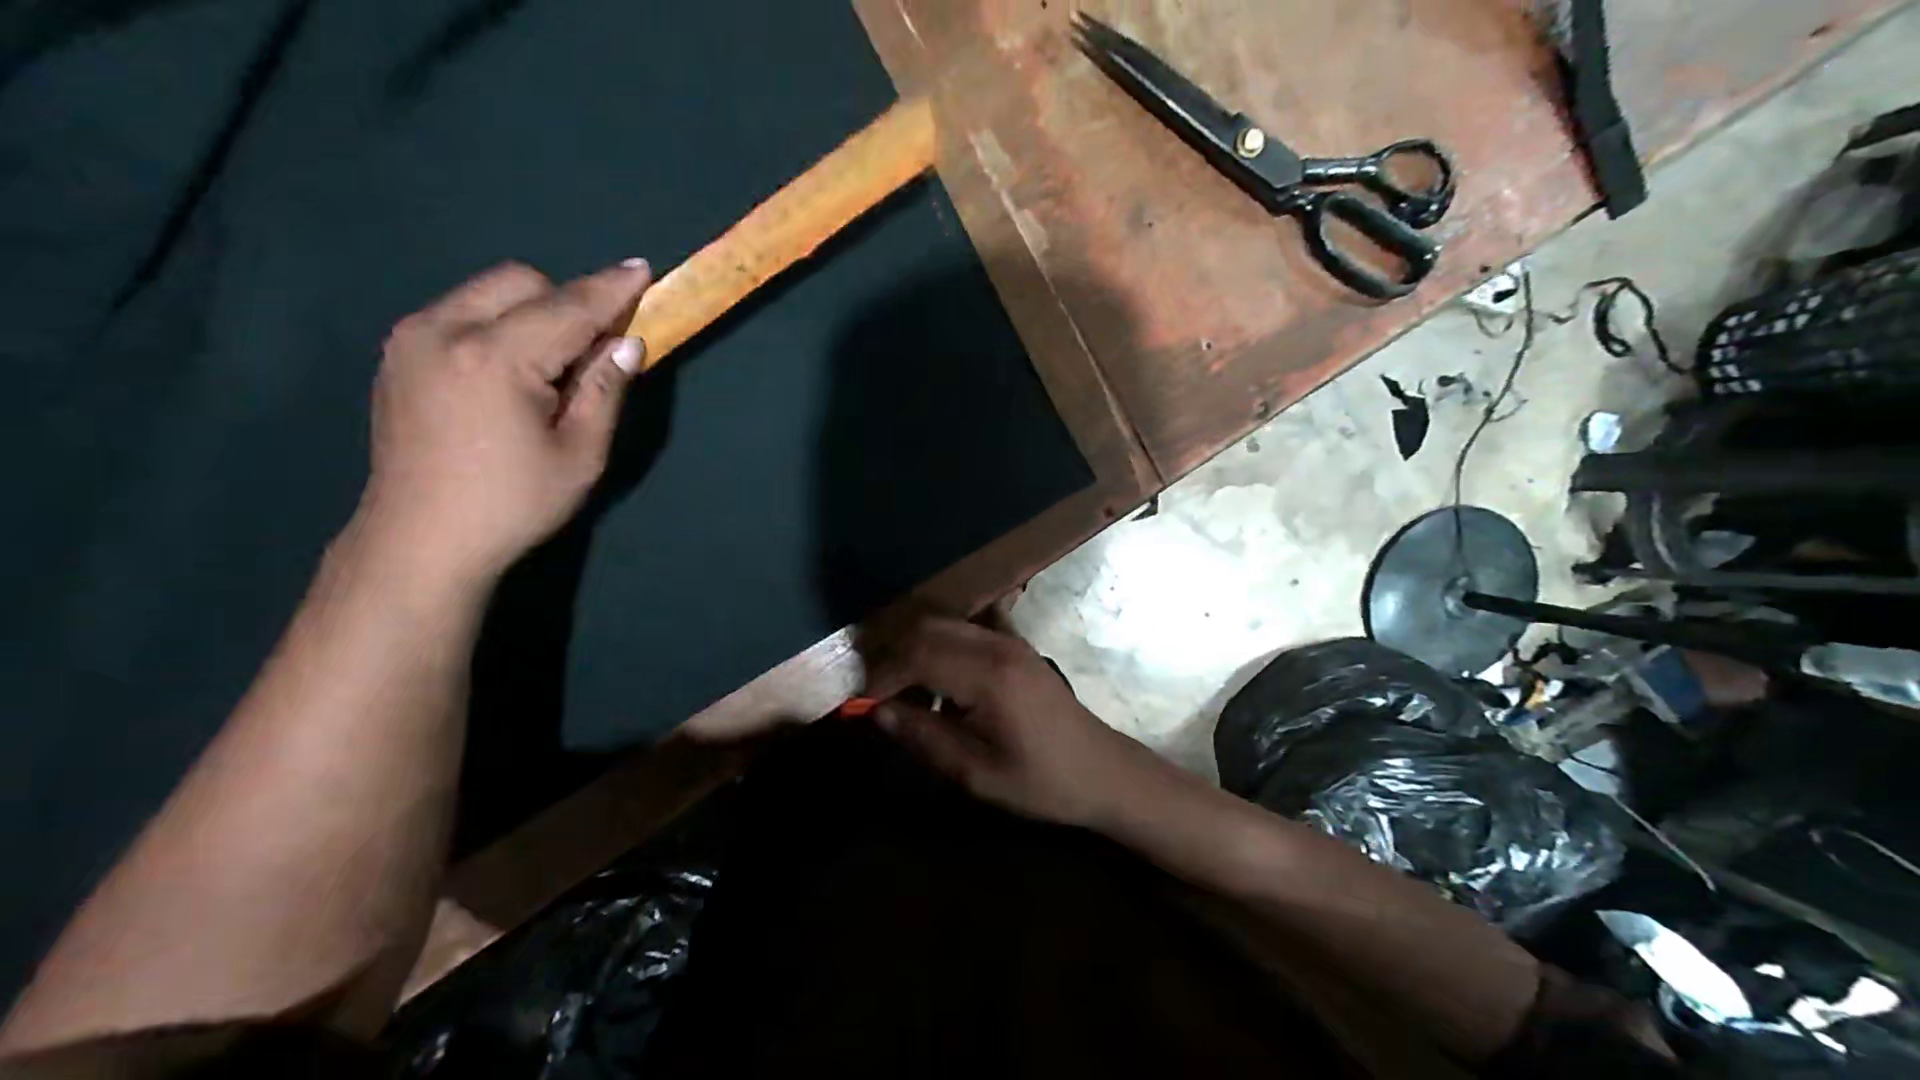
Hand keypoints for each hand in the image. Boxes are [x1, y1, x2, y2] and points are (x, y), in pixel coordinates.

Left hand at [350, 259, 653, 587]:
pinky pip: (459, 313)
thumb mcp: (580, 455)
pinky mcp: (397, 354)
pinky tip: (507, 374)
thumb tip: (627, 344)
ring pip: (486, 291)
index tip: (643, 268)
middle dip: (565, 301)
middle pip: (520, 281)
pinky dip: (496, 325)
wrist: (421, 540)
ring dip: (529, 311)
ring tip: (548, 365)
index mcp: (495, 358)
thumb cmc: (514, 503)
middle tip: (592, 349)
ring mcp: (411, 338)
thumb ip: (605, 390)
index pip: (568, 307)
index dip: (611, 289)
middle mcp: (444, 330)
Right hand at [864, 617, 1172, 828]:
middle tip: (877, 693)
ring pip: (946, 622)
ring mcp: (1010, 639)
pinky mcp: (1017, 644)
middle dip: (893, 655)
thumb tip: (878, 712)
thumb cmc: (1041, 781)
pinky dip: (943, 638)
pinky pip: (970, 625)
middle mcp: (997, 645)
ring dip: (916, 646)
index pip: (917, 655)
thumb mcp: (977, 774)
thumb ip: (925, 737)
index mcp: (988, 676)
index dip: (882, 676)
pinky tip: (936, 667)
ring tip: (902, 687)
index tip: (862, 704)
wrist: (1101, 771)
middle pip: (928, 627)